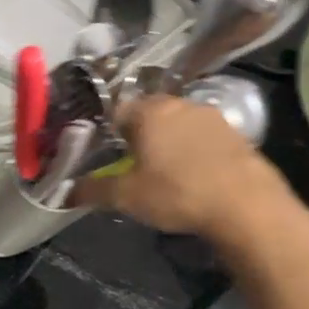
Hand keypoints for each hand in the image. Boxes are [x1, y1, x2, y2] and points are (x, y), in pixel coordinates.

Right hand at [75, 94, 301, 244]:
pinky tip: (187, 174)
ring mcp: (211, 116)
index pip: (117, 110)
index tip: (101, 153)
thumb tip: (64, 193)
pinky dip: (188, 149)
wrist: (244, 204)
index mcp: (150, 112)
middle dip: (136, 135)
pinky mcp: (234, 133)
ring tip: (157, 170)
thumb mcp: (125, 196)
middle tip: (126, 164)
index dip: (105, 131)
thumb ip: (92, 190)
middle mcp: (181, 104)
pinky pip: (199, 136)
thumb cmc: (175, 192)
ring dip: (164, 141)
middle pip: (149, 114)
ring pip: (176, 124)